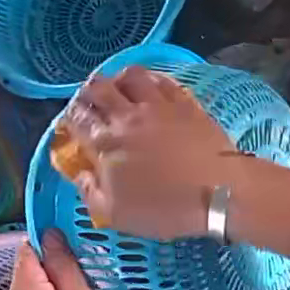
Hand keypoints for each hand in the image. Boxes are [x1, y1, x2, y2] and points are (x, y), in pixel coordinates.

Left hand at [7, 232, 112, 289]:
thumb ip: (64, 265)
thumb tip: (50, 232)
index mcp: (24, 286)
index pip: (30, 243)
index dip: (52, 236)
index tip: (78, 239)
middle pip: (33, 257)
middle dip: (57, 254)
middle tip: (88, 261)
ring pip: (37, 272)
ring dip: (58, 271)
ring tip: (85, 277)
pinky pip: (38, 288)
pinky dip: (54, 286)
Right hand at [64, 67, 243, 239]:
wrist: (219, 193)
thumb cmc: (165, 208)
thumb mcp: (115, 214)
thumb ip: (89, 191)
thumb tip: (78, 173)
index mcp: (105, 143)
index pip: (78, 118)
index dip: (70, 116)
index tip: (72, 121)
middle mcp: (127, 116)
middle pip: (98, 88)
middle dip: (88, 91)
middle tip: (90, 100)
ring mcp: (157, 105)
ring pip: (130, 76)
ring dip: (118, 78)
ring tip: (119, 87)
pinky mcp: (184, 103)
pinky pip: (161, 80)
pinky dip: (150, 79)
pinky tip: (150, 86)